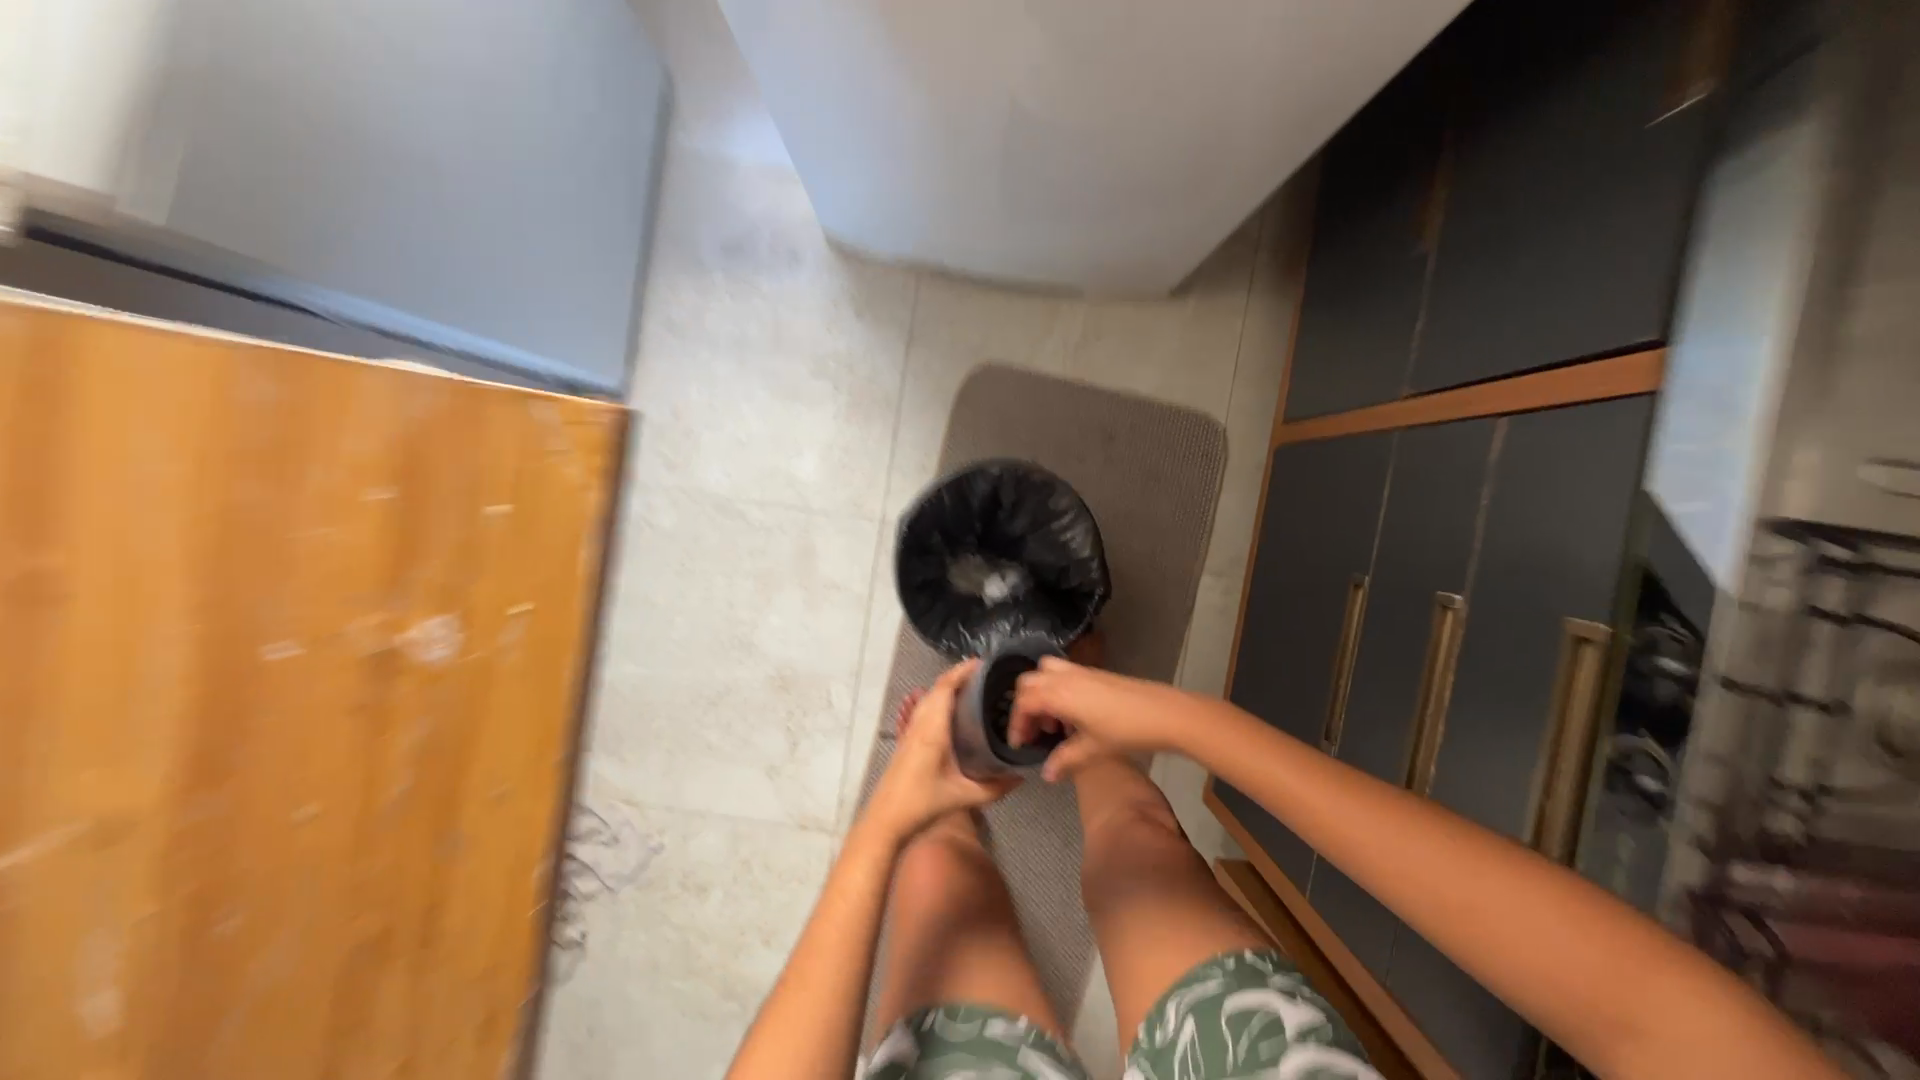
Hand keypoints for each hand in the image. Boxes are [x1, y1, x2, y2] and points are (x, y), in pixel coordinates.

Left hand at [864, 660, 1018, 842]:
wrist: (886, 821)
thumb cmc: (923, 804)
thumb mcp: (964, 797)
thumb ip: (995, 787)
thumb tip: (1020, 777)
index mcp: (932, 730)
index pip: (945, 688)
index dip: (961, 672)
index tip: (981, 664)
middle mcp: (918, 725)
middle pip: (936, 689)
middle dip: (957, 677)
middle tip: (983, 676)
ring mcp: (909, 733)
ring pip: (927, 699)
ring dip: (946, 689)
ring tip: (971, 689)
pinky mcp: (905, 742)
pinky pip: (923, 711)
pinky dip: (938, 702)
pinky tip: (952, 714)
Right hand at [1009, 658, 1199, 780]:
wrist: (1164, 713)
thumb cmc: (1125, 731)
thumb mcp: (1092, 749)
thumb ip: (1065, 760)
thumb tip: (1046, 775)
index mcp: (1059, 693)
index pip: (1023, 703)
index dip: (1016, 723)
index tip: (1019, 744)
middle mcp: (1065, 677)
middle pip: (1029, 682)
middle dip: (1025, 706)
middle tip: (1034, 732)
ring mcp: (1081, 672)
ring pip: (1045, 672)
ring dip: (1041, 694)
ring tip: (1053, 724)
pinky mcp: (1095, 674)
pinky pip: (1064, 675)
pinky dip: (1058, 691)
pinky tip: (1074, 717)